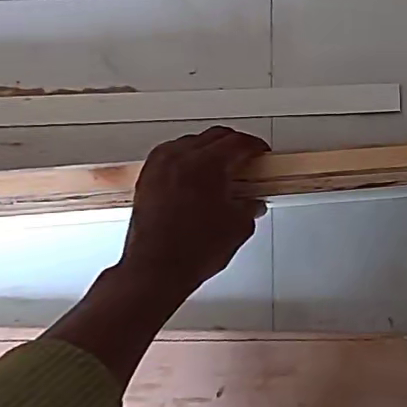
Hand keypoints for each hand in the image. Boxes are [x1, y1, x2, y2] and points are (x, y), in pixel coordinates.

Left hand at [114, 126, 270, 300]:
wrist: (156, 271)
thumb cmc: (191, 251)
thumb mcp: (238, 227)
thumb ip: (249, 206)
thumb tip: (251, 203)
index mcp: (207, 165)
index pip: (238, 142)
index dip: (255, 146)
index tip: (260, 153)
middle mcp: (181, 159)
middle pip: (214, 136)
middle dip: (234, 144)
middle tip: (246, 158)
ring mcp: (160, 167)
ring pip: (191, 142)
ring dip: (209, 149)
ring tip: (221, 168)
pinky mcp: (146, 179)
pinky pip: (170, 155)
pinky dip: (186, 159)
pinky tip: (194, 175)